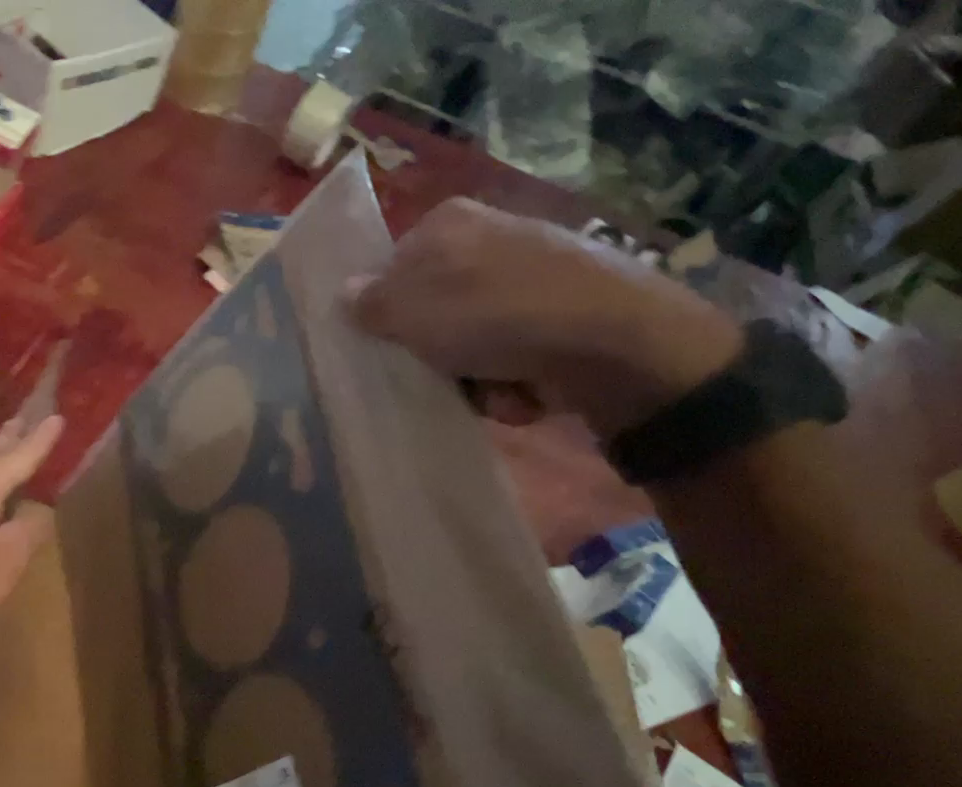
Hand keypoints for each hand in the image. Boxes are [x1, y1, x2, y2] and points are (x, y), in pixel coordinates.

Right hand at [349, 198, 743, 437]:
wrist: (617, 344)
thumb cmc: (499, 316)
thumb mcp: (413, 311)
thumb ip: (369, 302)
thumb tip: (344, 293)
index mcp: (449, 222)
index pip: (389, 269)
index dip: (384, 312)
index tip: (387, 344)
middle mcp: (490, 239)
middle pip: (429, 309)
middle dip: (433, 350)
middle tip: (439, 370)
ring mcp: (530, 276)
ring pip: (467, 340)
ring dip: (470, 375)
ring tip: (490, 386)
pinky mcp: (562, 314)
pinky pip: (509, 355)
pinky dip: (509, 380)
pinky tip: (523, 388)